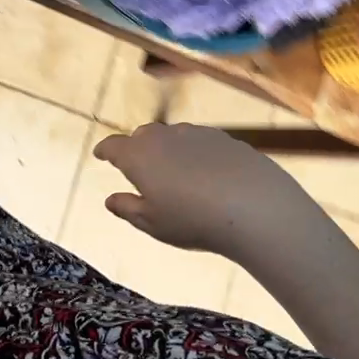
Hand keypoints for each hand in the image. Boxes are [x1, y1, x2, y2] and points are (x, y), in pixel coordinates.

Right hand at [92, 123, 321, 257]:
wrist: (257, 209)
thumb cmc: (194, 221)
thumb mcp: (154, 224)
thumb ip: (128, 209)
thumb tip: (110, 200)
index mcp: (139, 156)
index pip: (113, 146)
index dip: (105, 151)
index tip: (100, 154)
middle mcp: (164, 137)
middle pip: (143, 135)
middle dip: (136, 147)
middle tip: (138, 166)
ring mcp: (197, 134)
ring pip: (174, 136)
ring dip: (168, 149)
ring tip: (175, 172)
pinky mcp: (226, 140)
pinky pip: (202, 143)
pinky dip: (196, 154)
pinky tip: (207, 174)